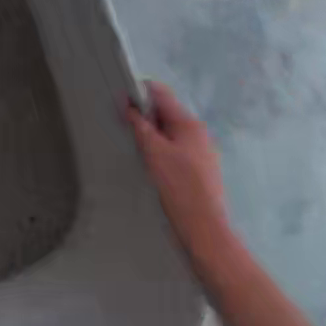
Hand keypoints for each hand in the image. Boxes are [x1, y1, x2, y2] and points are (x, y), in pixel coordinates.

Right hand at [126, 81, 230, 261]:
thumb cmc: (179, 187)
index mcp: (189, 123)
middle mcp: (197, 133)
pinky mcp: (198, 170)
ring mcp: (200, 152)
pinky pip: (174, 149)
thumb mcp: (154, 152)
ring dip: (150, 135)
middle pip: (164, 112)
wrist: (205, 232)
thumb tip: (128, 104)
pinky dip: (159, 150)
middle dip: (143, 117)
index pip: (160, 93)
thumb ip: (140, 125)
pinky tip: (149, 165)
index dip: (138, 94)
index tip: (120, 106)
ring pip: (168, 132)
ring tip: (135, 149)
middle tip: (125, 130)